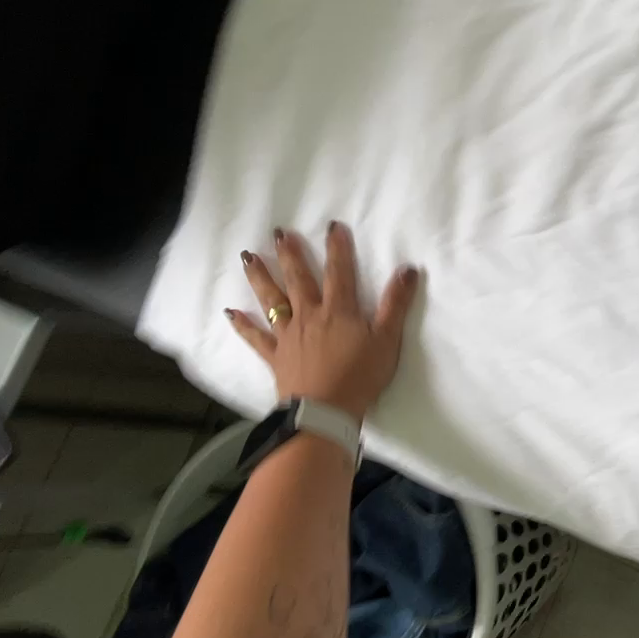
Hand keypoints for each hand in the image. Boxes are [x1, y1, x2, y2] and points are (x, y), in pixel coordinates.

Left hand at [226, 223, 418, 417]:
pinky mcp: (275, 355)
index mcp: (339, 311)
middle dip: (290, 255)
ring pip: (272, 301)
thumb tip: (408, 269)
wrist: (325, 411)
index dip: (338, 248)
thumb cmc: (361, 376)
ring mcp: (288, 335)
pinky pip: (255, 337)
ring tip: (248, 257)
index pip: (340, 272)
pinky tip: (230, 312)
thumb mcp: (387, 340)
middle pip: (298, 280)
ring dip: (260, 277)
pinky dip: (243, 324)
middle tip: (279, 233)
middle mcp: (309, 316)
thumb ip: (396, 304)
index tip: (333, 226)